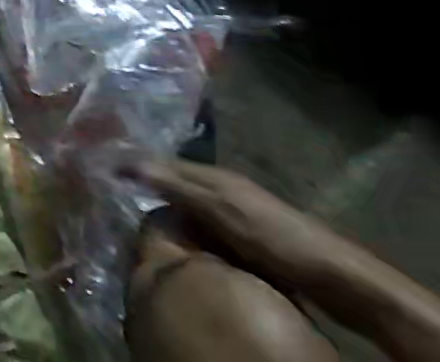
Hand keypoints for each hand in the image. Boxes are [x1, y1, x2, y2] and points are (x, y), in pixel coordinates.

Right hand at [129, 160, 355, 288]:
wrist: (339, 278)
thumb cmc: (274, 238)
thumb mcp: (220, 210)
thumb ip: (174, 185)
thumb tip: (124, 160)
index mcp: (213, 174)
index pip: (159, 161)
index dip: (131, 164)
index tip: (100, 169)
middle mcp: (222, 185)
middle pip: (173, 180)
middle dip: (145, 182)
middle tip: (111, 193)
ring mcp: (236, 209)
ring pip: (187, 201)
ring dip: (164, 205)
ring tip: (136, 216)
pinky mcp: (247, 233)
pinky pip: (202, 221)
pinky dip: (184, 224)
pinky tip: (176, 236)